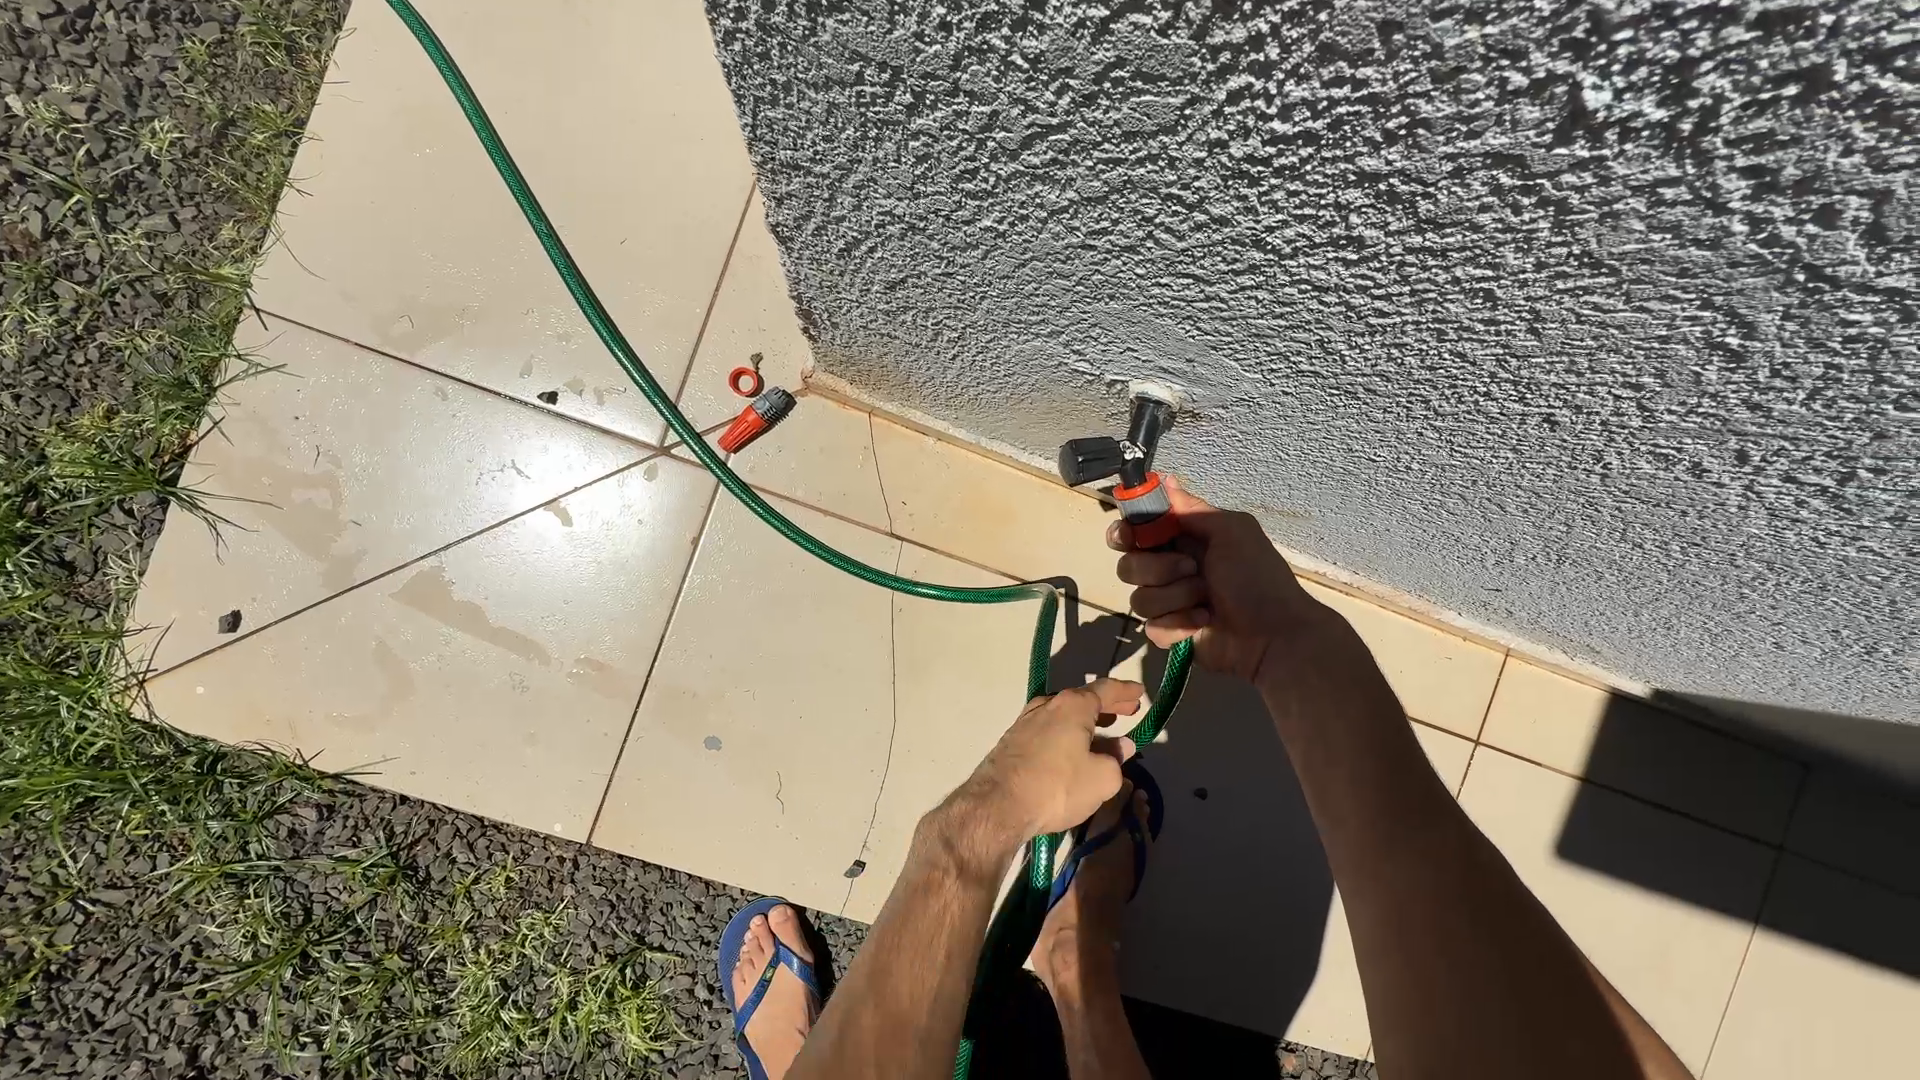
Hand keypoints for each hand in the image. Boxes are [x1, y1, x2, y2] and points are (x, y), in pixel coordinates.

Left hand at [956, 679, 1144, 840]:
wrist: (998, 805)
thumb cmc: (1057, 786)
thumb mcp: (1101, 778)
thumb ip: (1116, 759)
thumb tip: (1122, 746)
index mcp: (1072, 706)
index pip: (1105, 689)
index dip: (1125, 691)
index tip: (1139, 692)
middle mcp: (1047, 705)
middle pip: (1082, 699)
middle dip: (1107, 705)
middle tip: (1126, 711)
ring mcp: (1026, 722)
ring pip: (1063, 715)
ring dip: (1086, 721)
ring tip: (1104, 732)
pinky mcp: (1013, 741)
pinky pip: (1048, 730)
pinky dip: (1066, 733)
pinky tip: (1073, 751)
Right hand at [1109, 475, 1329, 682]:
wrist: (1273, 634)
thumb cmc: (1256, 577)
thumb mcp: (1232, 532)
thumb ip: (1193, 508)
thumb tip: (1165, 479)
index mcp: (1182, 541)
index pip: (1135, 532)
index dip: (1125, 533)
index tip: (1129, 537)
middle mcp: (1170, 570)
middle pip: (1128, 565)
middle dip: (1157, 568)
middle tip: (1192, 569)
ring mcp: (1169, 603)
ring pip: (1138, 599)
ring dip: (1175, 598)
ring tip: (1206, 600)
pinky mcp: (1170, 633)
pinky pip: (1151, 628)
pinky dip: (1178, 624)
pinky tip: (1202, 622)